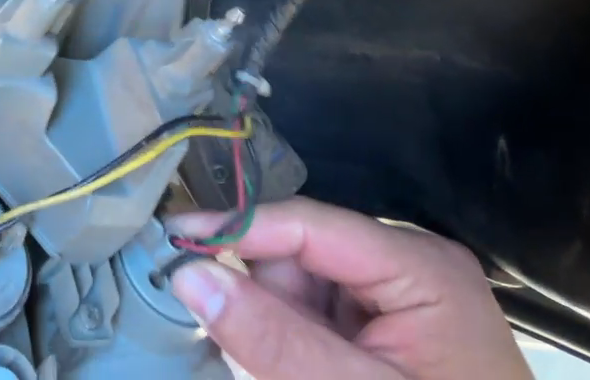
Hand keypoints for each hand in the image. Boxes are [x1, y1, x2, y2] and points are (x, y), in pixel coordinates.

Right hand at [166, 198, 530, 379]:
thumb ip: (275, 340)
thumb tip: (188, 274)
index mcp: (419, 265)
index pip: (307, 225)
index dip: (235, 227)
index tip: (170, 237)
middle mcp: (406, 264)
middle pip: (298, 255)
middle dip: (262, 298)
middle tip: (254, 352)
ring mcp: (395, 296)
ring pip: (297, 286)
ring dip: (274, 325)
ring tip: (291, 370)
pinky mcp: (382, 326)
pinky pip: (312, 314)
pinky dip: (291, 340)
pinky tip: (300, 367)